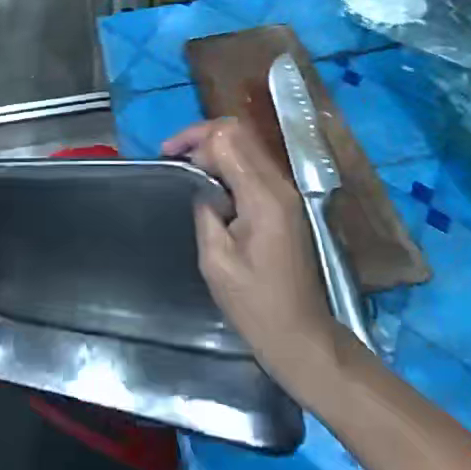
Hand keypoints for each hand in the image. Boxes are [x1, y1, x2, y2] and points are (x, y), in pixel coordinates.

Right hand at [163, 119, 342, 384]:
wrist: (302, 337)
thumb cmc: (256, 305)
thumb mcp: (216, 261)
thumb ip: (205, 210)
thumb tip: (198, 182)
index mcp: (263, 197)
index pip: (228, 139)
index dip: (194, 139)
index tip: (168, 157)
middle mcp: (279, 185)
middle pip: (240, 132)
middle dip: (203, 135)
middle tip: (174, 154)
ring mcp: (286, 192)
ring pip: (248, 144)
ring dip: (216, 147)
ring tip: (186, 166)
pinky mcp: (285, 203)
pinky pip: (254, 165)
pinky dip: (229, 162)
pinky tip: (209, 183)